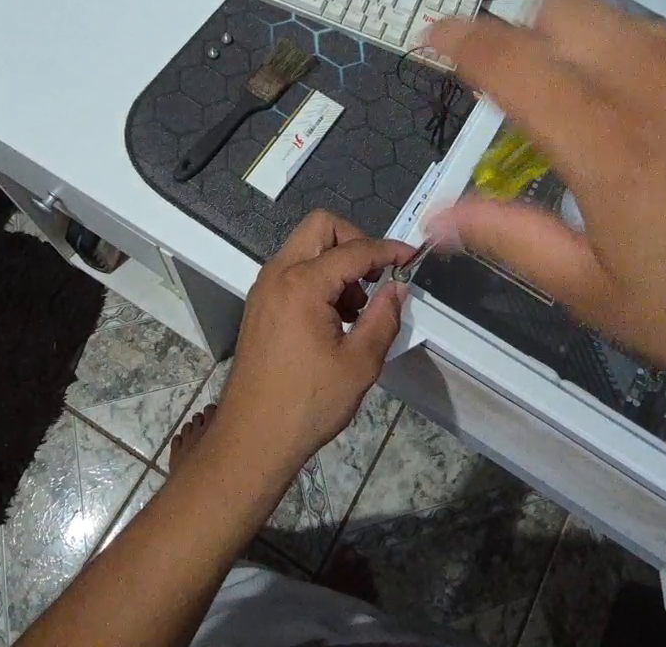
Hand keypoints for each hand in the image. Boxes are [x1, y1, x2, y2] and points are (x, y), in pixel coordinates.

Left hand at [213, 211, 414, 476]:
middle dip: (356, 242)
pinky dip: (319, 278)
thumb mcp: (360, 363)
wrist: (252, 437)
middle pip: (321, 226)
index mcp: (302, 283)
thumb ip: (384, 317)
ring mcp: (264, 287)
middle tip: (377, 276)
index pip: (355, 249)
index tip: (413, 259)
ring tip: (357, 308)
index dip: (389, 251)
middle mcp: (278, 274)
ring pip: (306, 246)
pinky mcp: (260, 304)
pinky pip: (293, 270)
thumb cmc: (308, 403)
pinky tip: (336, 318)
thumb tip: (397, 288)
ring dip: (336, 261)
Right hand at [426, 0, 665, 416]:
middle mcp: (659, 78)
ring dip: (599, 52)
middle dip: (530, 33)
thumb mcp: (603, 297)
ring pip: (632, 23)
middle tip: (529, 88)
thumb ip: (512, 240)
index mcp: (606, 139)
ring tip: (618, 119)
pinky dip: (665, 68)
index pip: (509, 59)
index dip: (460, 40)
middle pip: (567, 8)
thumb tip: (438, 216)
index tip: (437, 38)